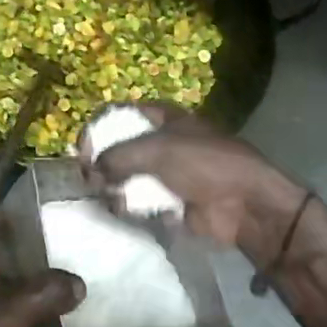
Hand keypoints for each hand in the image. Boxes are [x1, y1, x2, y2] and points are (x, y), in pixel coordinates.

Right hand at [86, 104, 314, 260]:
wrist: (245, 205)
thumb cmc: (203, 163)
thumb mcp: (156, 149)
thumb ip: (117, 156)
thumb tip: (89, 171)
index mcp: (163, 118)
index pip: (121, 114)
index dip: (99, 127)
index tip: (81, 147)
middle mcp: (162, 143)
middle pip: (121, 148)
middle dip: (102, 162)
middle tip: (87, 177)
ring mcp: (167, 174)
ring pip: (128, 178)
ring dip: (114, 187)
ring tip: (107, 197)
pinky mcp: (171, 203)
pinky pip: (141, 203)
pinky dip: (130, 207)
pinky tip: (124, 211)